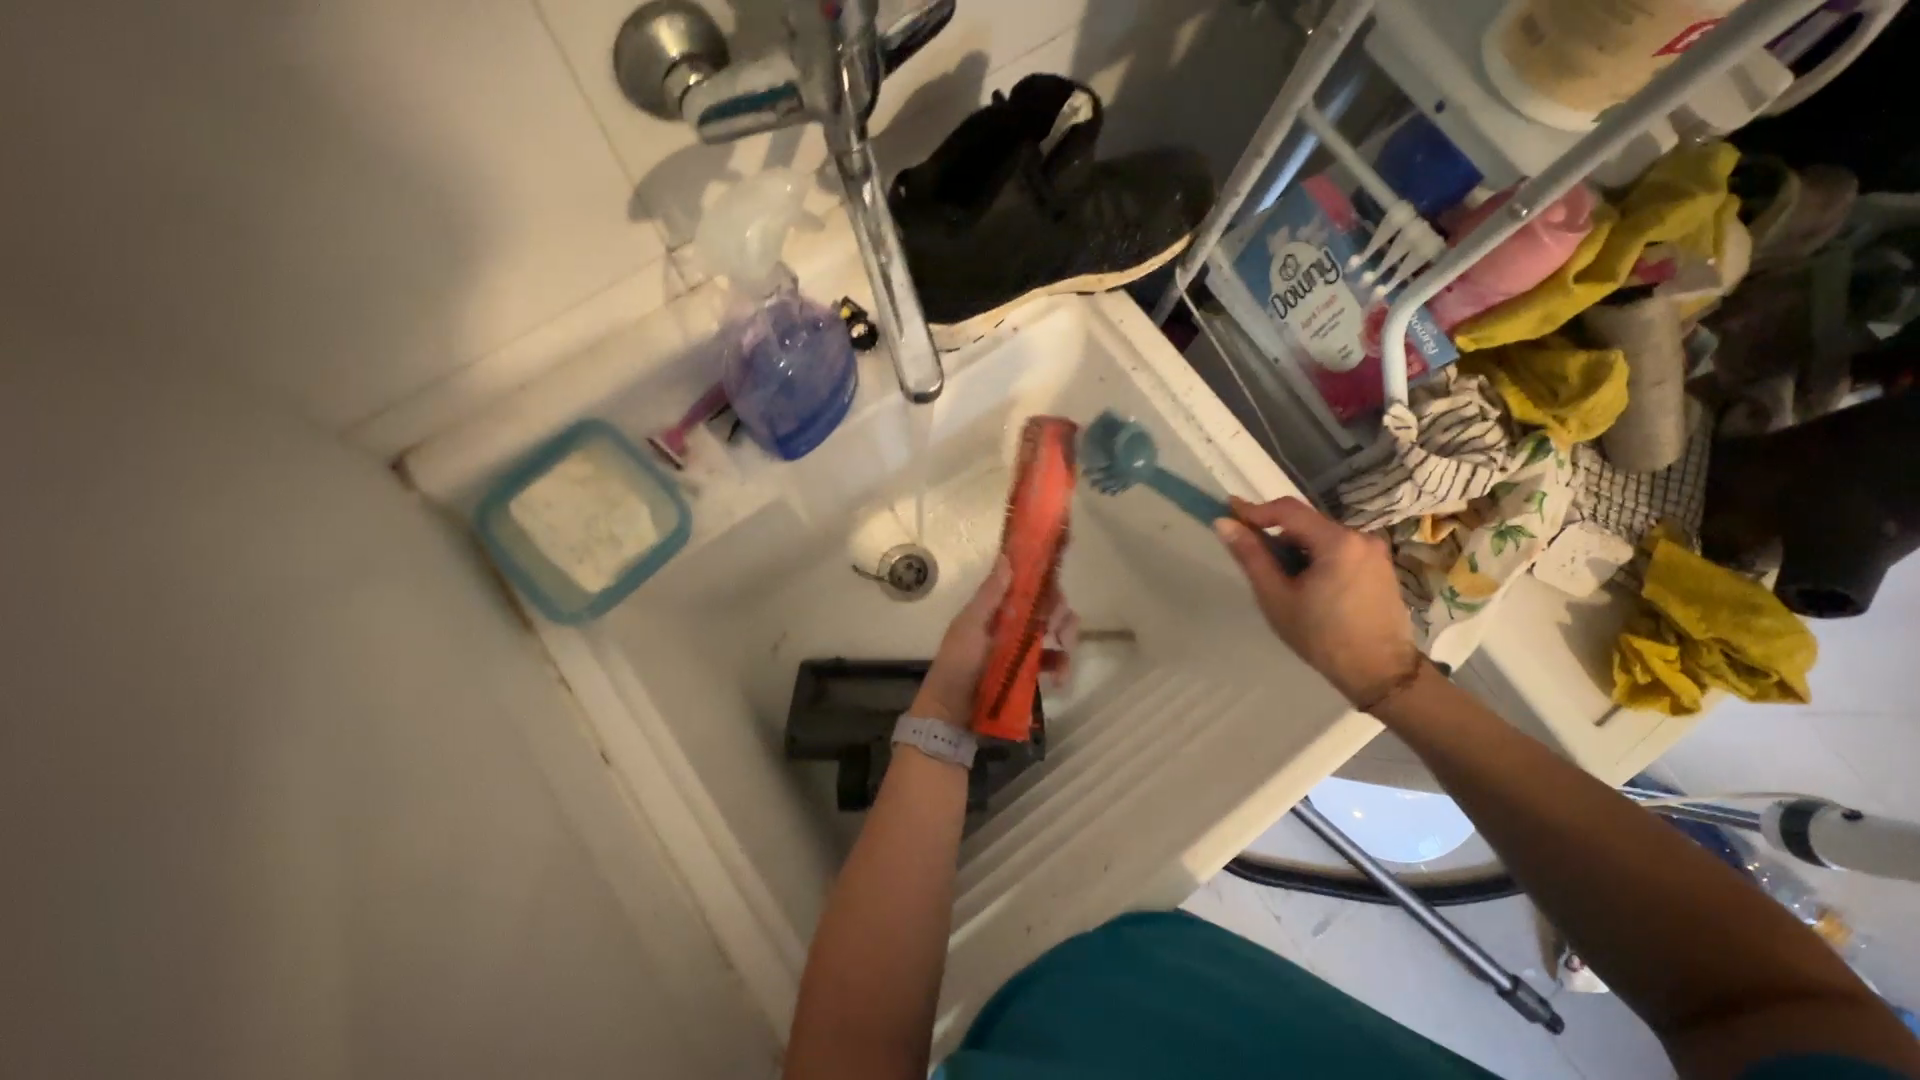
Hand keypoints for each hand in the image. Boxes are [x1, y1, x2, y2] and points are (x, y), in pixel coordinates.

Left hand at [912, 556, 1076, 726]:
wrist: (952, 713)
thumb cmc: (958, 664)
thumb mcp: (970, 627)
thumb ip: (990, 596)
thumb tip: (1006, 557)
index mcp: (997, 608)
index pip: (1029, 585)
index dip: (1046, 582)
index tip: (1057, 586)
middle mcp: (1013, 622)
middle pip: (1049, 607)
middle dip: (1061, 614)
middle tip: (1058, 630)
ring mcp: (1023, 647)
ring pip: (1057, 632)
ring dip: (1067, 639)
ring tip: (1064, 654)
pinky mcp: (1029, 671)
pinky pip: (1054, 661)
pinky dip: (1061, 667)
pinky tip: (1058, 679)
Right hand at [1213, 496, 1418, 706]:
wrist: (1380, 672)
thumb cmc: (1322, 636)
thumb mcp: (1277, 597)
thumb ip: (1251, 556)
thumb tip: (1224, 523)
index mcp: (1337, 541)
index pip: (1288, 510)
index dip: (1255, 510)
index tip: (1229, 512)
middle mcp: (1361, 537)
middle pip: (1307, 525)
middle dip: (1279, 539)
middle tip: (1259, 566)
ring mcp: (1376, 552)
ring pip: (1324, 540)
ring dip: (1300, 552)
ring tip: (1287, 586)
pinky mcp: (1382, 568)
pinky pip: (1341, 552)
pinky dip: (1320, 561)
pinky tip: (1312, 590)